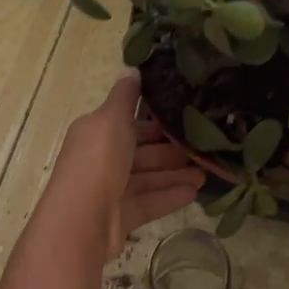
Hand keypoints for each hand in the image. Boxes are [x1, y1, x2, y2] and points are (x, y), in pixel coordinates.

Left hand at [45, 71, 206, 253]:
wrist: (82, 220)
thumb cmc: (98, 159)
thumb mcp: (112, 117)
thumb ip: (125, 95)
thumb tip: (133, 68)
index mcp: (97, 132)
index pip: (128, 123)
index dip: (152, 121)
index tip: (182, 116)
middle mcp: (102, 159)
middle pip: (141, 151)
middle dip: (170, 149)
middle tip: (201, 146)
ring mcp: (112, 190)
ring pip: (149, 177)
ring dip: (176, 174)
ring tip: (206, 172)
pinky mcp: (122, 217)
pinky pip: (151, 201)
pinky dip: (171, 196)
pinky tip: (195, 192)